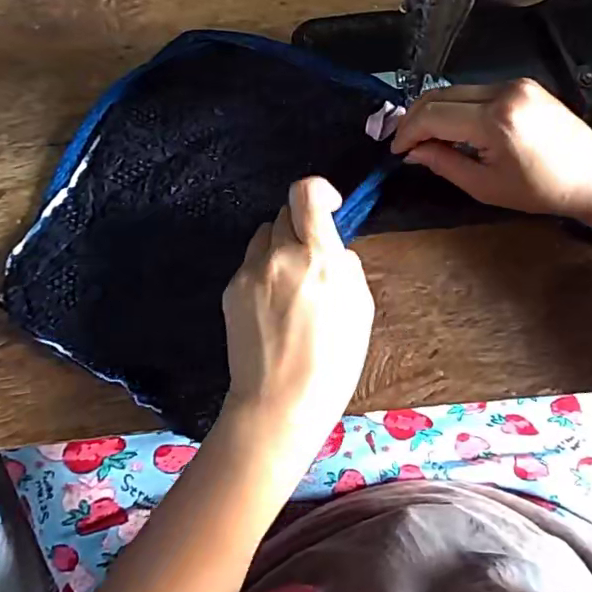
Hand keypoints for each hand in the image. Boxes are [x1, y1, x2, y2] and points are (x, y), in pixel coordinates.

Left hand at [221, 177, 373, 444]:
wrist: (278, 401)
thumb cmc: (331, 363)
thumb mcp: (360, 310)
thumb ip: (346, 267)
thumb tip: (332, 248)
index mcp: (318, 258)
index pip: (307, 193)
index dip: (318, 189)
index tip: (328, 203)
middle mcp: (280, 256)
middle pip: (286, 212)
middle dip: (301, 227)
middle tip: (312, 259)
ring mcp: (250, 271)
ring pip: (264, 234)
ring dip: (279, 245)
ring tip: (290, 282)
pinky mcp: (231, 288)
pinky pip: (250, 263)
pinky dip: (262, 271)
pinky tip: (271, 305)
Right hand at [389, 79, 591, 219]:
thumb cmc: (544, 190)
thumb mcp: (485, 186)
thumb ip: (443, 163)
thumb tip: (414, 152)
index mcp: (495, 120)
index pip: (433, 115)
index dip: (407, 132)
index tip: (396, 150)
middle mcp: (504, 92)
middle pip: (439, 95)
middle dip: (414, 118)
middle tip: (403, 142)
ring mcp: (514, 84)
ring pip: (454, 90)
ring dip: (433, 112)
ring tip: (424, 138)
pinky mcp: (522, 85)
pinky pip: (474, 92)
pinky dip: (455, 107)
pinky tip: (451, 128)